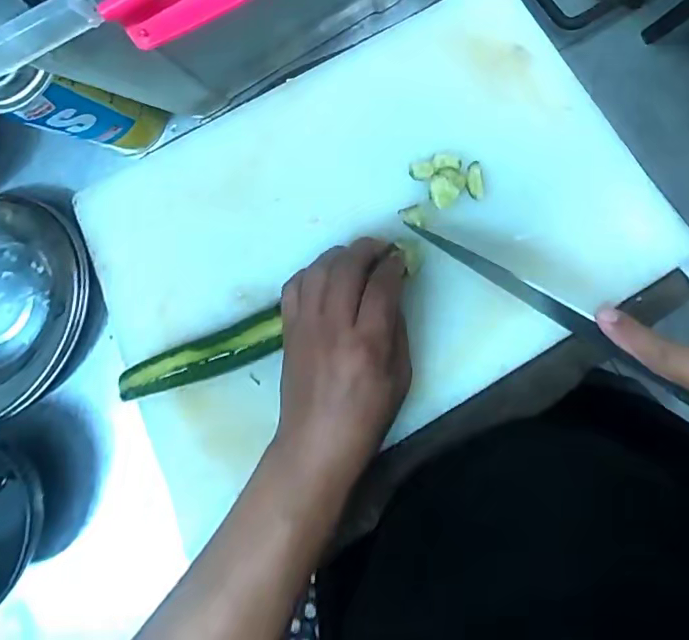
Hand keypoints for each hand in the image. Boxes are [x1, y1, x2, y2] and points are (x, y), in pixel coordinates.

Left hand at [271, 238, 412, 489]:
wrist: (315, 442)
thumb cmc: (367, 415)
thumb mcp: (401, 376)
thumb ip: (397, 328)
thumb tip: (392, 292)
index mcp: (367, 343)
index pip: (381, 285)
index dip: (393, 264)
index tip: (401, 257)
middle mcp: (334, 327)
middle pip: (348, 267)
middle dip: (368, 248)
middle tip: (381, 247)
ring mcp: (306, 325)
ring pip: (320, 269)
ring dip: (340, 253)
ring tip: (355, 255)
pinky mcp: (288, 329)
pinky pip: (295, 284)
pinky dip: (312, 271)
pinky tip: (326, 274)